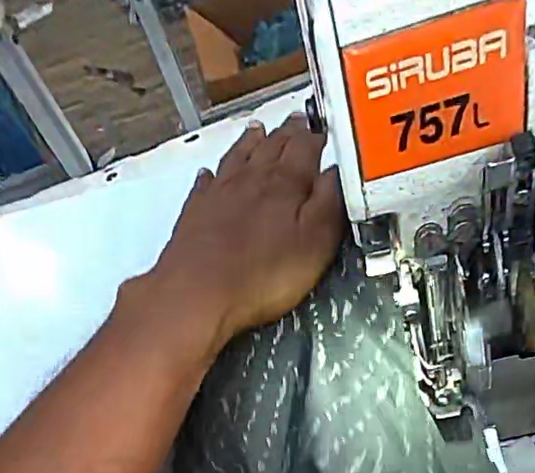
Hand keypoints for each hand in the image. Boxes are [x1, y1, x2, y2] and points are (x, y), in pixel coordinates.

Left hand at [126, 114, 343, 350]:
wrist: (200, 290)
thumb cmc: (266, 273)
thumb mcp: (315, 243)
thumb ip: (329, 204)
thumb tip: (338, 171)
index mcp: (285, 185)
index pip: (305, 149)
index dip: (317, 137)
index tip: (325, 128)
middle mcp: (251, 178)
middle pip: (272, 147)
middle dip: (288, 133)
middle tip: (298, 120)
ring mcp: (220, 191)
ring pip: (239, 156)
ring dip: (251, 142)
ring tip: (259, 129)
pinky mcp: (197, 210)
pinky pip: (208, 182)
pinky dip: (215, 173)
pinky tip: (212, 172)